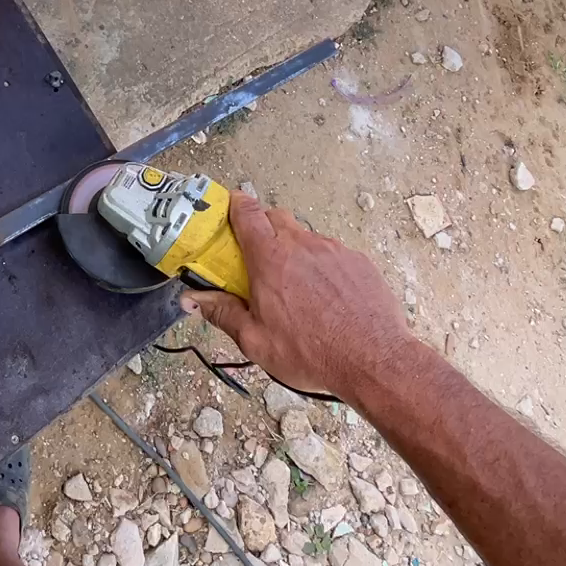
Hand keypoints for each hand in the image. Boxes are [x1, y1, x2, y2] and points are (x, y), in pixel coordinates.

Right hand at [182, 192, 414, 402]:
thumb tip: (191, 299)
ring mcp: (332, 250)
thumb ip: (221, 313)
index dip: (235, 205)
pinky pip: (332, 254)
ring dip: (295, 253)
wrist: (375, 359)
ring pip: (305, 238)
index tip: (230, 208)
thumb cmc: (312, 352)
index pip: (246, 212)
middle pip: (275, 218)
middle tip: (260, 259)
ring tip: (299, 289)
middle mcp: (300, 244)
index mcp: (269, 257)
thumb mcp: (255, 340)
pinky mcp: (357, 261)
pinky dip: (324, 268)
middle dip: (264, 230)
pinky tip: (328, 298)